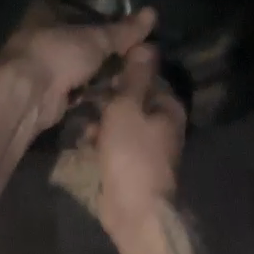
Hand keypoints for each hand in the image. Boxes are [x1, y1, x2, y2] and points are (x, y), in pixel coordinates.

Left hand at [0, 4, 157, 133]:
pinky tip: (114, 94)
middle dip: (104, 49)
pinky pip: (77, 90)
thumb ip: (124, 30)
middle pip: (80, 40)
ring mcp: (44, 67)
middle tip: (135, 53)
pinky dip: (93, 93)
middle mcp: (42, 37)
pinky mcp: (49, 93)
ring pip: (80, 67)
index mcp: (45, 12)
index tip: (125, 23)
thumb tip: (152, 13)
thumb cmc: (57, 53)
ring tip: (131, 75)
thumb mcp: (96, 38)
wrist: (29, 96)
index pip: (75, 5)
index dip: (99, 12)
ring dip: (100, 73)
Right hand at [81, 44, 186, 228]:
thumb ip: (135, 76)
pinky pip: (116, 145)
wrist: (135, 210)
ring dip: (101, 123)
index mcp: (169, 107)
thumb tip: (148, 42)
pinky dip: (102, 143)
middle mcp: (164, 125)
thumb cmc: (132, 154)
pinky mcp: (134, 167)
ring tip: (84, 125)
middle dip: (108, 100)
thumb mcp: (129, 107)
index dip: (122, 72)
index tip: (98, 73)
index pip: (147, 77)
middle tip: (86, 100)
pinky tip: (86, 145)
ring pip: (121, 124)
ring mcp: (150, 148)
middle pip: (132, 101)